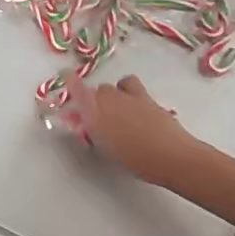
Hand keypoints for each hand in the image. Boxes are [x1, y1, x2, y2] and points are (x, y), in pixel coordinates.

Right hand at [77, 75, 203, 185]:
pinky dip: (126, 90)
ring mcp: (128, 95)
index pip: (76, 88)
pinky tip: (132, 104)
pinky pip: (129, 85)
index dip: (69, 81)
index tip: (65, 76)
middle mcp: (109, 99)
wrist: (169, 155)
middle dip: (92, 101)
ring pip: (112, 87)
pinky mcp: (145, 96)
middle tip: (96, 120)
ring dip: (110, 95)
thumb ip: (93, 133)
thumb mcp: (106, 149)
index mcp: (94, 113)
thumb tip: (85, 123)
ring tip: (116, 111)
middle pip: (95, 91)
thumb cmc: (134, 160)